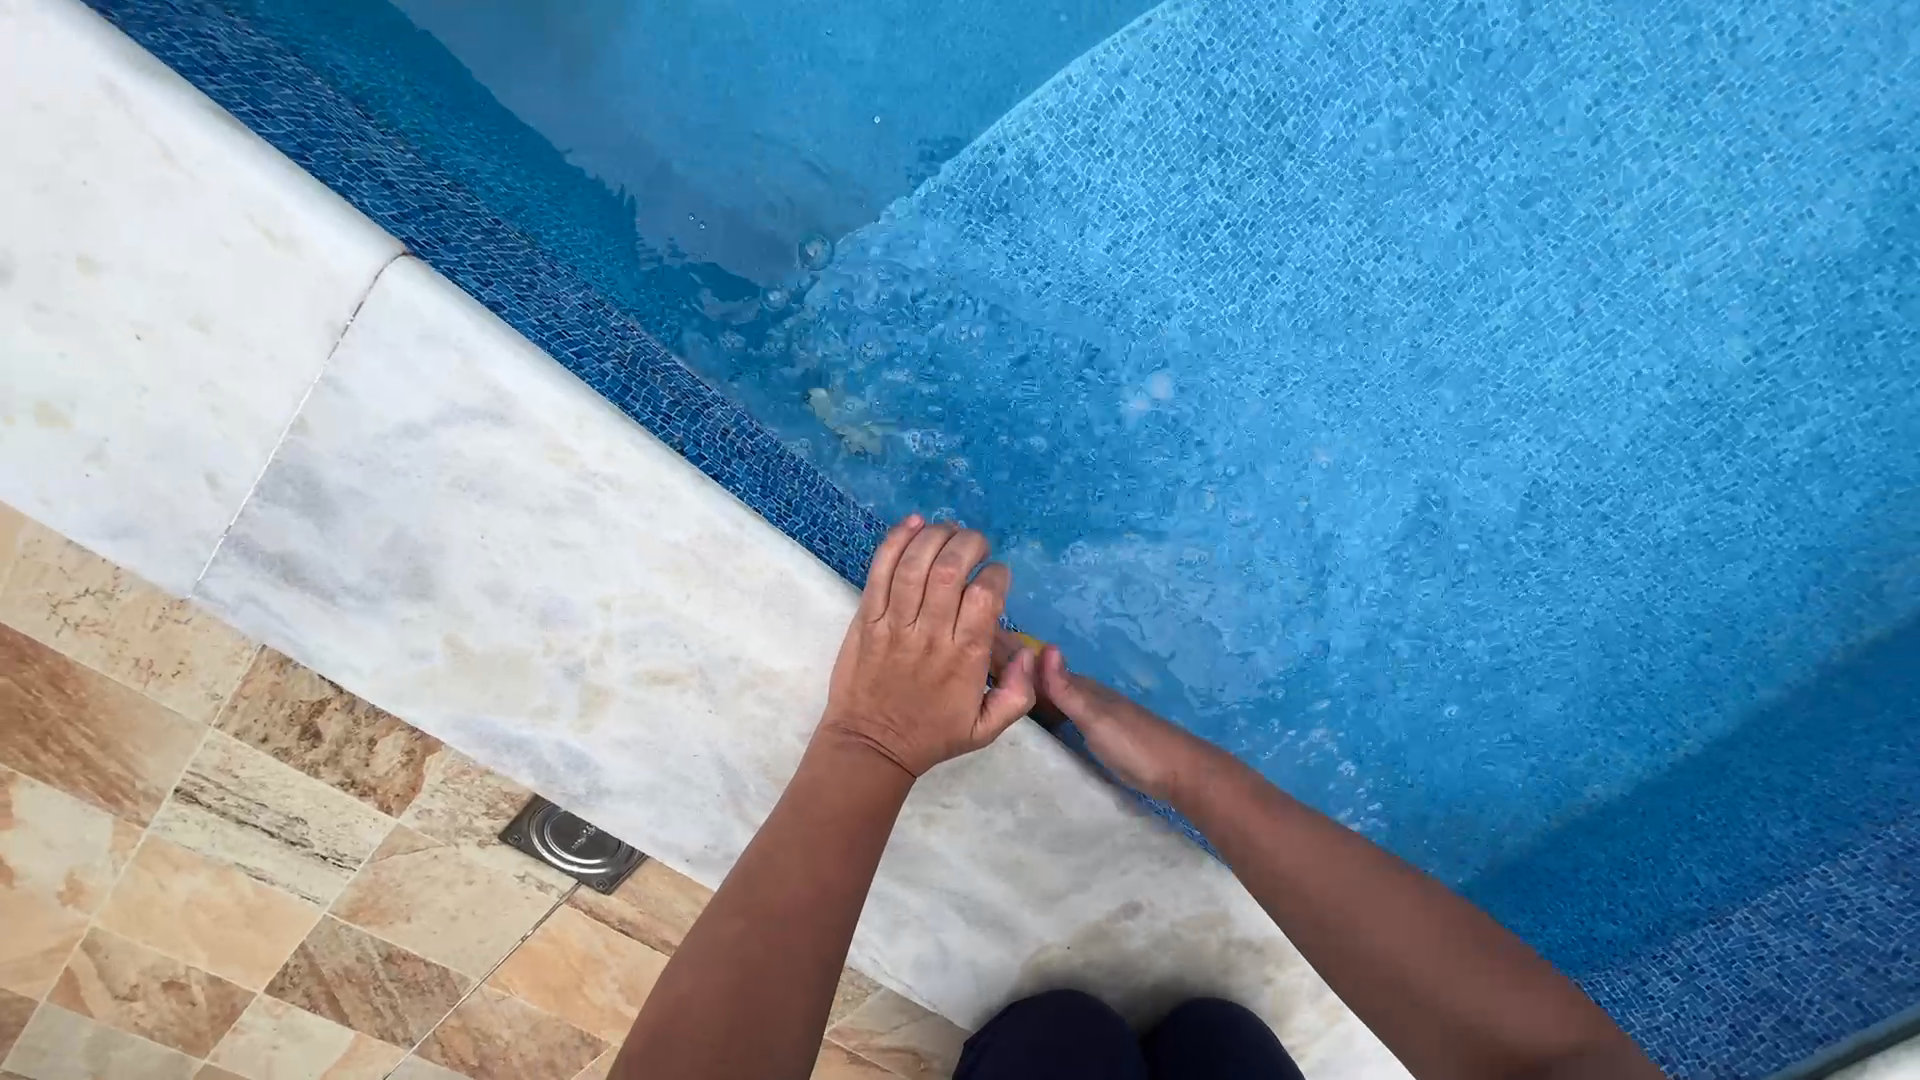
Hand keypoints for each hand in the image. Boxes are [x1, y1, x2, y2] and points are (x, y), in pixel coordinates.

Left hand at [820, 516, 1037, 777]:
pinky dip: (895, 542)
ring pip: (914, 565)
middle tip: (976, 543)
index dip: (996, 573)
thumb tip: (1028, 653)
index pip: (986, 596)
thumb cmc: (931, 735)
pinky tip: (912, 523)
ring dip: (934, 535)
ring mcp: (894, 625)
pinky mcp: (866, 619)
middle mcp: (931, 635)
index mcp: (965, 658)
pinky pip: (879, 572)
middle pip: (949, 570)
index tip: (996, 574)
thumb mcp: (987, 729)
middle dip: (968, 543)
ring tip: (948, 529)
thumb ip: (1020, 694)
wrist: (870, 746)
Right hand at [992, 633, 1204, 801]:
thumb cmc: (1136, 744)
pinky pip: (1058, 714)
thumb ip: (1068, 689)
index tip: (976, 644)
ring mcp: (1091, 714)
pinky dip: (1040, 708)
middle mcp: (1084, 695)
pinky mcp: (1096, 734)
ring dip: (1024, 688)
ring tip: (992, 688)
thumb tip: (1044, 648)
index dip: (1010, 654)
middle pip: (1041, 678)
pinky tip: (1032, 717)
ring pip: (1049, 696)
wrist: (1179, 773)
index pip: (1036, 665)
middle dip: (1012, 669)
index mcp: (1081, 687)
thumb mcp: (1096, 717)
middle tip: (973, 664)